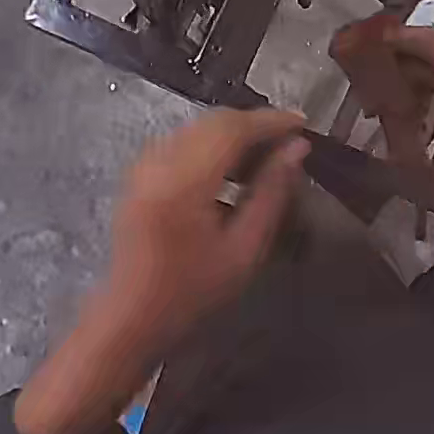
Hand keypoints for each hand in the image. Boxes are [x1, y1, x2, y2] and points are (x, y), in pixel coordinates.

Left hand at [100, 109, 309, 348]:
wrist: (132, 313)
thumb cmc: (193, 290)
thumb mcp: (244, 249)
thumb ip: (271, 193)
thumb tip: (297, 150)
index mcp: (184, 181)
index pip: (231, 129)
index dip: (269, 121)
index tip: (301, 124)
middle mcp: (159, 161)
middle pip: (214, 121)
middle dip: (254, 124)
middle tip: (288, 140)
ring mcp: (145, 163)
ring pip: (198, 127)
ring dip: (234, 132)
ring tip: (266, 154)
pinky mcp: (141, 170)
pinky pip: (183, 139)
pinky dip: (212, 142)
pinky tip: (232, 166)